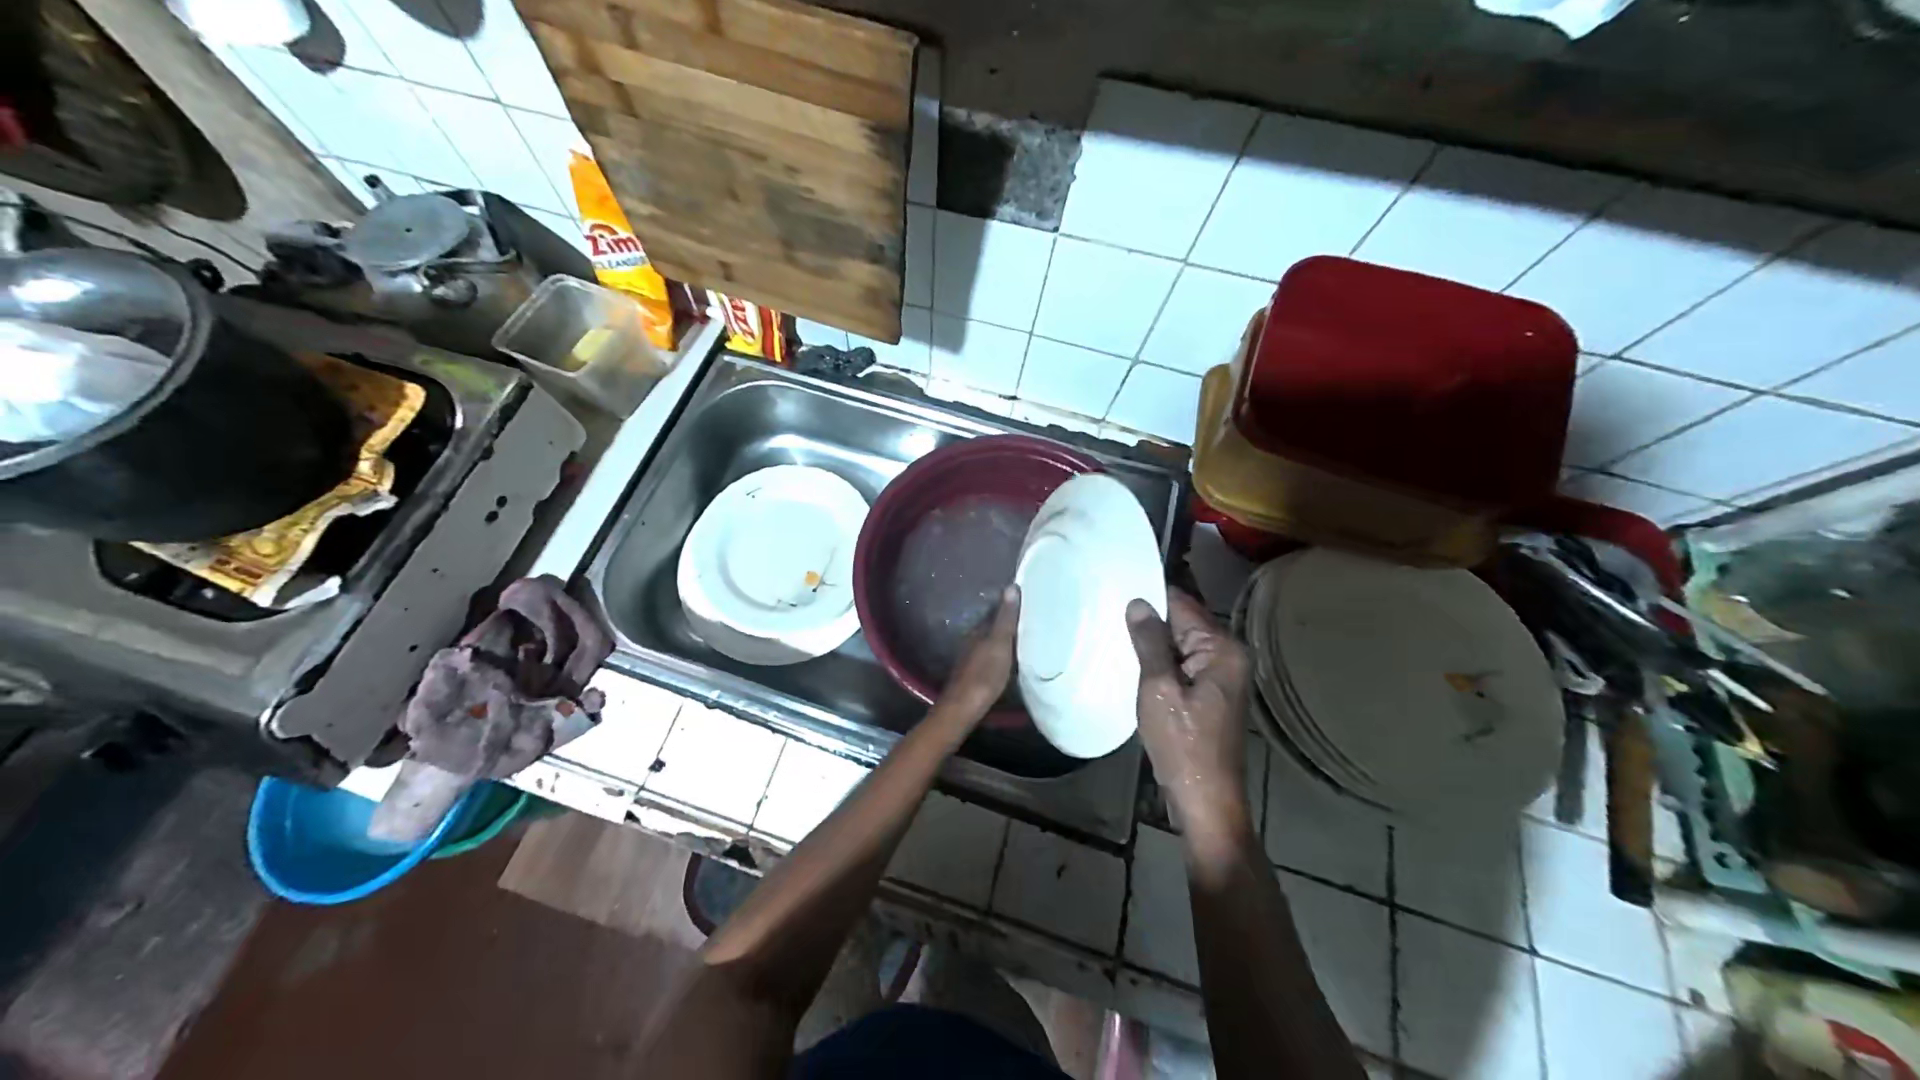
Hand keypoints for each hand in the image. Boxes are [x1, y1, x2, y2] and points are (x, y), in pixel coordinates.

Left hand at [938, 585, 1020, 719]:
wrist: (964, 706)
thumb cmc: (985, 673)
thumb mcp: (999, 643)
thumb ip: (1005, 618)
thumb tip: (1011, 586)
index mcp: (979, 629)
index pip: (996, 610)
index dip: (1010, 605)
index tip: (1029, 599)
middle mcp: (973, 639)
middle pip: (993, 626)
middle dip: (1008, 621)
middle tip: (1032, 617)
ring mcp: (972, 657)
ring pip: (991, 641)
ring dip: (1005, 638)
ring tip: (1026, 636)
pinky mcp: (975, 673)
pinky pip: (991, 655)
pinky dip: (1002, 652)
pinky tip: (1012, 658)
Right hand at [1127, 589, 1252, 842]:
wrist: (1205, 800)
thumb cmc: (1182, 744)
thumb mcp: (1158, 689)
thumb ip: (1149, 642)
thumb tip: (1138, 602)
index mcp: (1222, 650)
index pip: (1183, 605)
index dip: (1151, 594)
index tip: (1117, 583)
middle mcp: (1229, 656)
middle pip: (1184, 623)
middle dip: (1150, 617)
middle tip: (1107, 605)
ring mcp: (1222, 677)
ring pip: (1181, 645)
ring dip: (1153, 641)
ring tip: (1112, 628)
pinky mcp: (1211, 695)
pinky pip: (1182, 665)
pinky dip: (1160, 661)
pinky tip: (1132, 660)